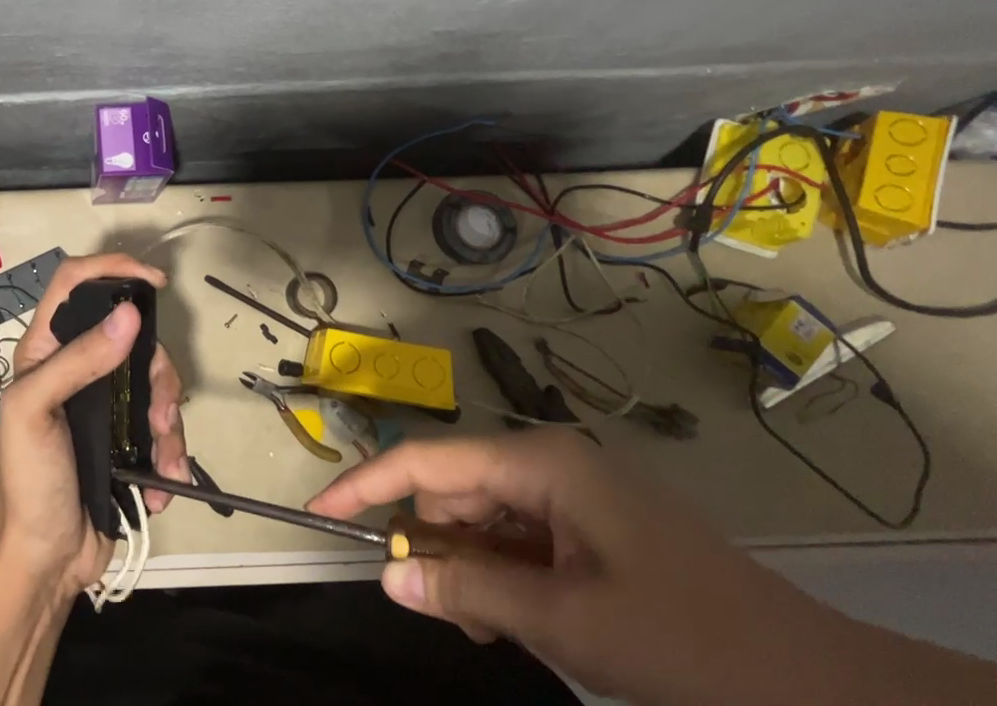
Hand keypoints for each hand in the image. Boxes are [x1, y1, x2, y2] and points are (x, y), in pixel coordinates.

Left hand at [0, 254, 189, 595]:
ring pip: (156, 382)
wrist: (47, 556)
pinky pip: (164, 425)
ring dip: (168, 419)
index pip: (75, 286)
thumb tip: (128, 315)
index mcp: (46, 351)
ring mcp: (106, 404)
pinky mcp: (128, 437)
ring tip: (162, 459)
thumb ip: (77, 361)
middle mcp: (78, 368)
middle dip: (156, 371)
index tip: (152, 280)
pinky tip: (164, 482)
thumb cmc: (30, 479)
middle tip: (157, 414)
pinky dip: (172, 451)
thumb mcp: (35, 411)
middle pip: (133, 337)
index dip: (111, 270)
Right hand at [306, 429, 851, 703]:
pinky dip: (505, 576)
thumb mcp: (563, 621)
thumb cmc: (686, 640)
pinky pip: (520, 540)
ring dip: (472, 569)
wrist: (823, 687)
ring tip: (494, 626)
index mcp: (542, 464)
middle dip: (434, 545)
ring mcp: (578, 496)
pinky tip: (522, 618)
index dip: (367, 484)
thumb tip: (386, 574)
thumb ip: (466, 591)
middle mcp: (553, 465)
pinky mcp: (596, 528)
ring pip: (485, 520)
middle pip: (454, 491)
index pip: (426, 461)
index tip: (321, 514)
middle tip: (442, 609)